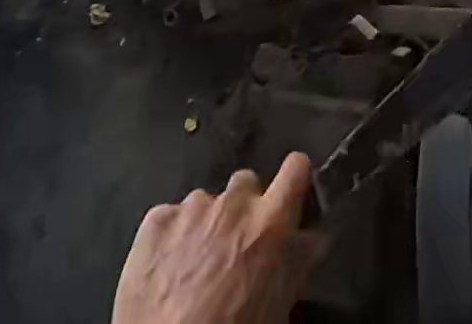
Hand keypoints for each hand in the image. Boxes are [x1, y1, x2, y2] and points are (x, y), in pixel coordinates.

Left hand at [112, 152, 324, 323]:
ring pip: (207, 202)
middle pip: (247, 182)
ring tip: (194, 265)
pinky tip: (166, 269)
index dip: (294, 179)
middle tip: (235, 246)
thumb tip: (316, 235)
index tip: (289, 196)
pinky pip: (171, 216)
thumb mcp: (280, 305)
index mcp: (270, 220)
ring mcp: (192, 208)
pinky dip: (172, 236)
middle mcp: (233, 203)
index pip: (296, 166)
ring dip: (206, 223)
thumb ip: (300, 260)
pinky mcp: (156, 220)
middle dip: (244, 207)